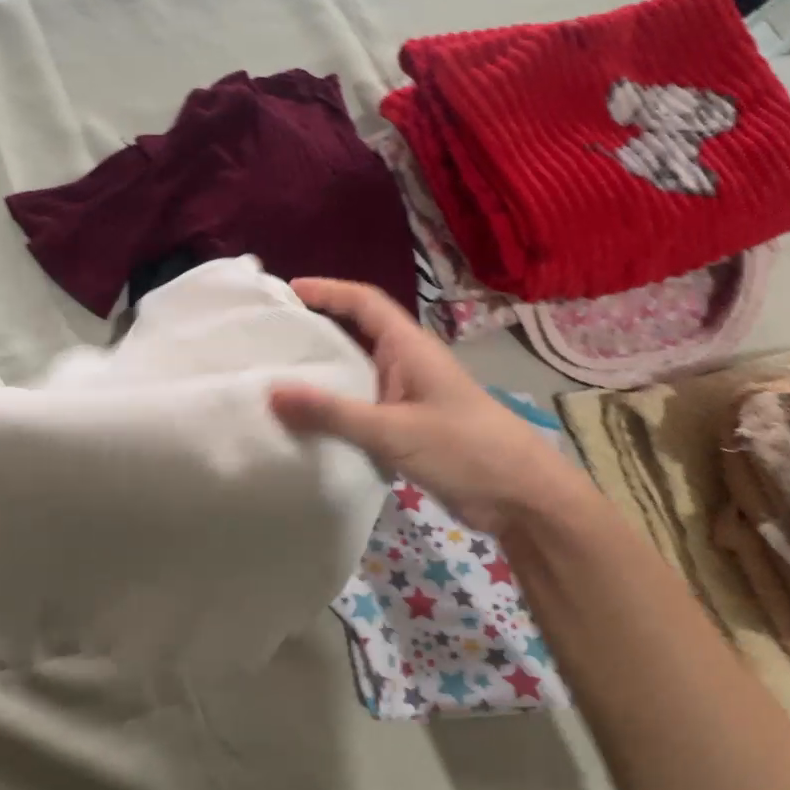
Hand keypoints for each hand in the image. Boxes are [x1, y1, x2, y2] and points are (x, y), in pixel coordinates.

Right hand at [269, 277, 590, 536]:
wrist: (521, 498)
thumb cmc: (465, 449)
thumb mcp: (393, 430)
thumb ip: (332, 413)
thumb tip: (271, 391)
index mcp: (409, 348)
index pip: (364, 302)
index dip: (327, 290)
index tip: (286, 291)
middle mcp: (406, 365)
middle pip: (355, 333)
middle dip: (315, 329)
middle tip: (268, 334)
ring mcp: (406, 397)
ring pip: (355, 373)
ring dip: (321, 372)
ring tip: (275, 373)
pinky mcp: (406, 428)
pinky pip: (359, 407)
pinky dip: (332, 408)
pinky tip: (304, 421)